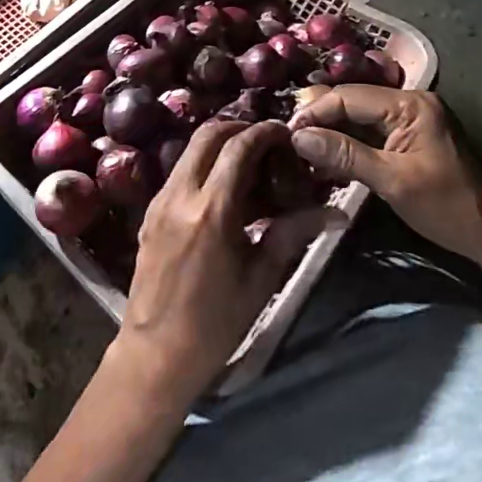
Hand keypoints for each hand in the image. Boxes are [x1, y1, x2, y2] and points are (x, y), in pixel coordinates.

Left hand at [114, 120, 344, 403]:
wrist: (156, 353)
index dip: (264, 132)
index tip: (285, 133)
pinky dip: (202, 166)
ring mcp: (159, 202)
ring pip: (189, 152)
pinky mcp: (149, 213)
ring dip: (218, 145)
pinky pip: (179, 173)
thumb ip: (291, 234)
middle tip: (266, 141)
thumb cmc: (216, 323)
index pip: (237, 147)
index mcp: (211, 211)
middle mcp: (180, 196)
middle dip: (238, 128)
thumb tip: (333, 212)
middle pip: (206, 135)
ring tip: (249, 162)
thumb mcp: (260, 279)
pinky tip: (224, 189)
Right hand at [289, 86, 481, 264]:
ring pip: (358, 118)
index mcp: (411, 104)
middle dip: (320, 122)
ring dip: (331, 135)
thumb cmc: (447, 208)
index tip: (286, 136)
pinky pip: (370, 132)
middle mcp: (410, 102)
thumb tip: (298, 137)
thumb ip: (345, 155)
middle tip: (289, 146)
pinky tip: (327, 160)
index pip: (348, 97)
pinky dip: (348, 145)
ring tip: (302, 154)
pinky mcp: (410, 137)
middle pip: (352, 103)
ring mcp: (411, 119)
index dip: (314, 113)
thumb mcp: (392, 181)